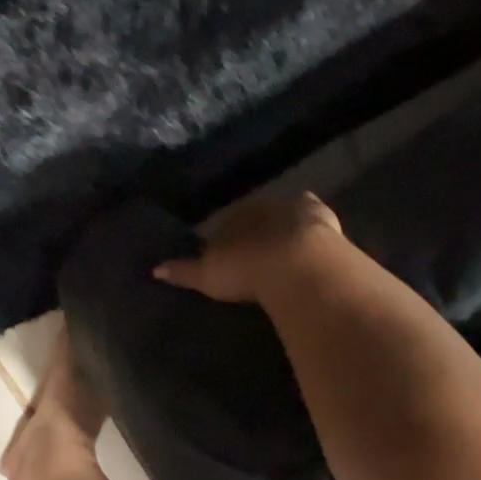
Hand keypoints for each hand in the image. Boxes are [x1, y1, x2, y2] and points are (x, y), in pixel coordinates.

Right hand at [153, 192, 345, 302]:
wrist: (297, 265)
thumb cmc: (246, 268)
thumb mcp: (208, 274)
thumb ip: (183, 271)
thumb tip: (154, 269)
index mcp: (236, 213)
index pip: (229, 220)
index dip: (230, 235)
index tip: (232, 251)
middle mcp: (265, 205)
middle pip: (260, 215)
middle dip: (260, 228)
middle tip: (261, 250)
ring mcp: (298, 210)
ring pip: (289, 215)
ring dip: (288, 228)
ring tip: (288, 252)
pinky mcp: (326, 222)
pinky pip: (318, 221)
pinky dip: (317, 230)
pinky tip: (319, 244)